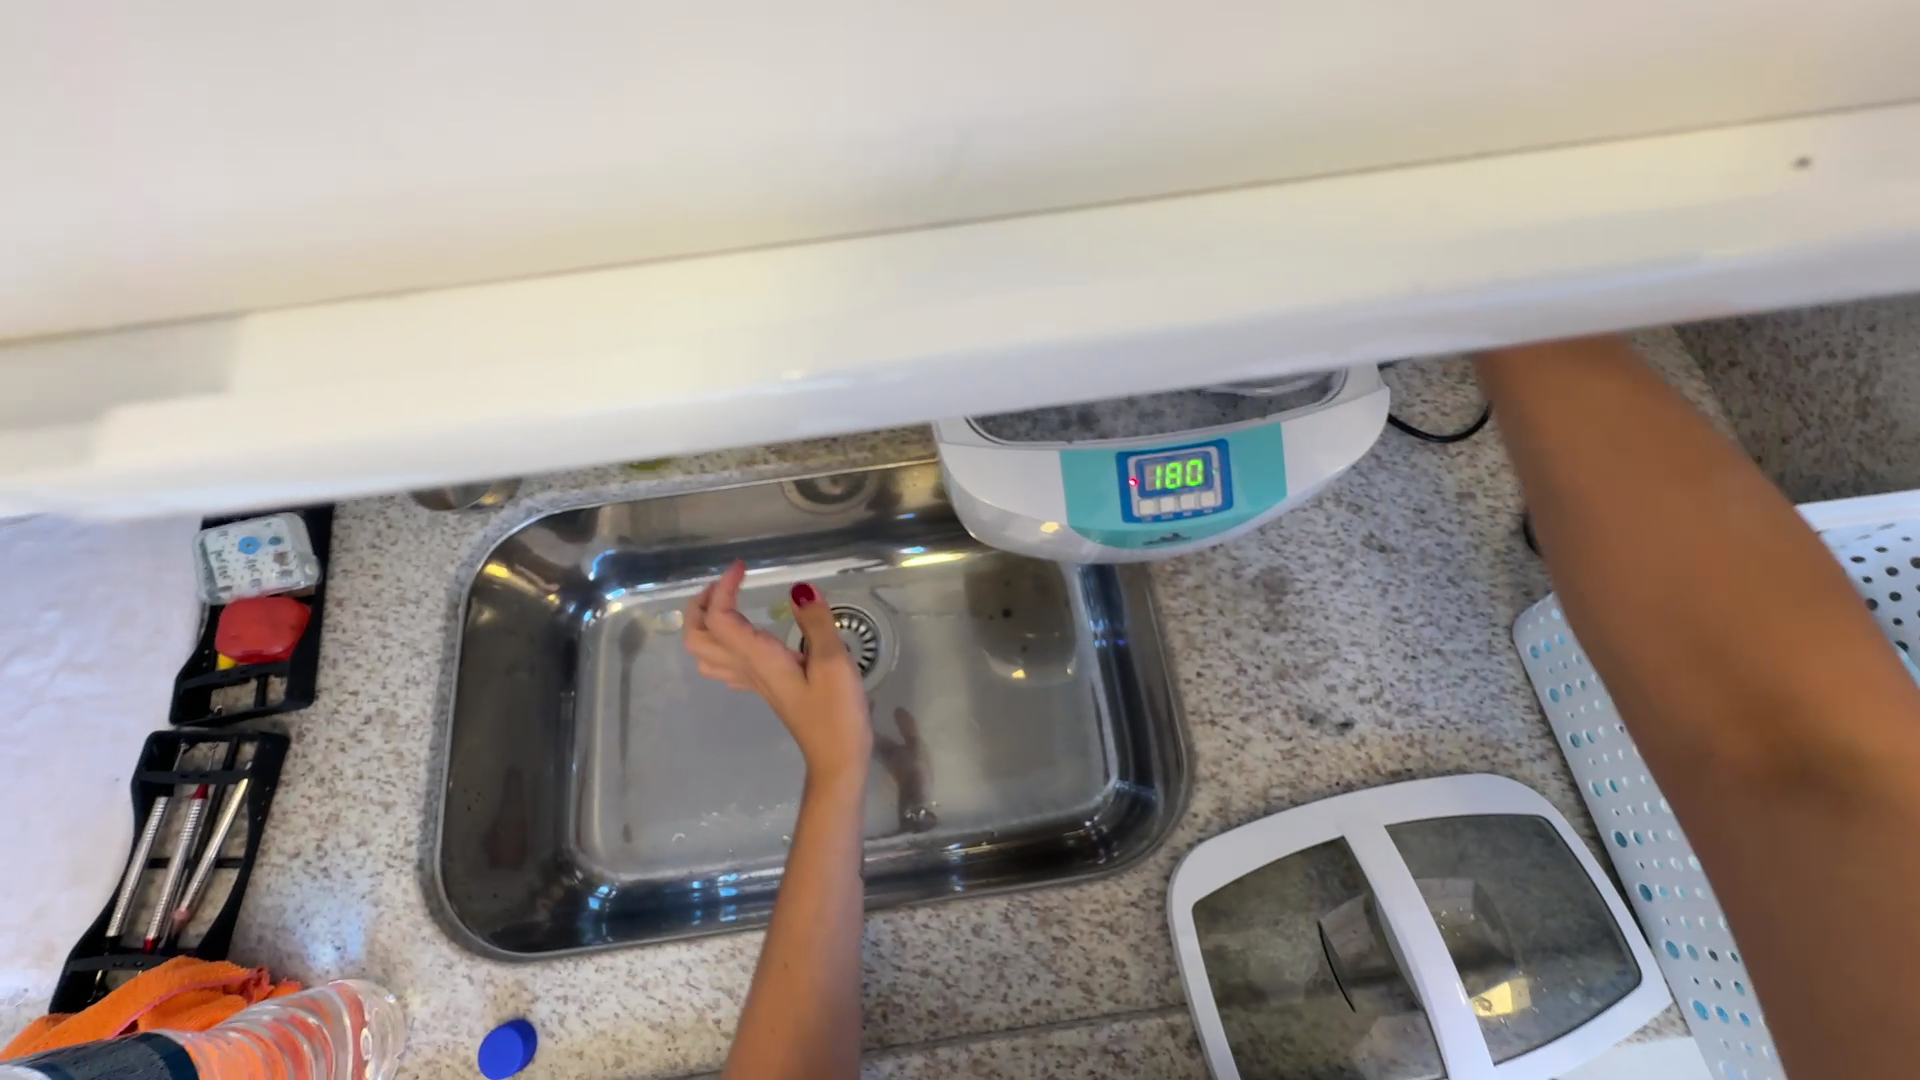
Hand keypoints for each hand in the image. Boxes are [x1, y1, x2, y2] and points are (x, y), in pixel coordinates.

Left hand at [685, 560, 872, 786]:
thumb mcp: (834, 663)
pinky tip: (741, 635)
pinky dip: (720, 642)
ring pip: (704, 653)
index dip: (723, 588)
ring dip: (705, 624)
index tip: (743, 567)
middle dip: (700, 605)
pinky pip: (725, 665)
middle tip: (727, 583)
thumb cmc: (836, 713)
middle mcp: (747, 669)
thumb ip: (816, 623)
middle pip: (697, 637)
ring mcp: (752, 682)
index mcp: (759, 658)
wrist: (837, 757)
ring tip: (728, 602)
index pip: (720, 618)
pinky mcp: (764, 689)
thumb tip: (801, 588)